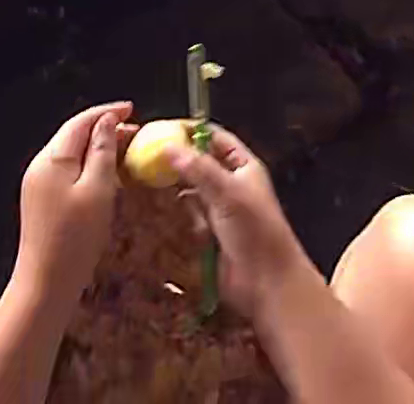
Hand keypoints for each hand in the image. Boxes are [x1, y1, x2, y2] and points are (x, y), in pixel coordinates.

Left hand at [15, 101, 132, 298]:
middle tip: (135, 131)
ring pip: (72, 151)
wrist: (44, 287)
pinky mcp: (42, 200)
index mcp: (52, 159)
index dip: (107, 111)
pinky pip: (68, 169)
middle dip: (104, 127)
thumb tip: (107, 121)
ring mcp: (39, 183)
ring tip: (125, 148)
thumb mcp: (97, 190)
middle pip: (75, 134)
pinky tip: (106, 172)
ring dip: (98, 146)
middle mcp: (41, 165)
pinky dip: (89, 163)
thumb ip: (102, 151)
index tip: (131, 108)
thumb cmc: (74, 239)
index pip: (81, 121)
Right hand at [163, 126, 318, 319]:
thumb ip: (199, 169)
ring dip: (174, 186)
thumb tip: (168, 146)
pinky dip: (175, 211)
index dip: (192, 131)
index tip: (163, 129)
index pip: (215, 138)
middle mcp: (230, 183)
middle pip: (200, 163)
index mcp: (242, 166)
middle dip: (178, 159)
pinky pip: (188, 214)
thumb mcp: (228, 193)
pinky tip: (156, 207)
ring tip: (145, 178)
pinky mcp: (208, 233)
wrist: (268, 284)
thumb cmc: (254, 230)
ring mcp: (219, 209)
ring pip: (191, 189)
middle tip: (146, 154)